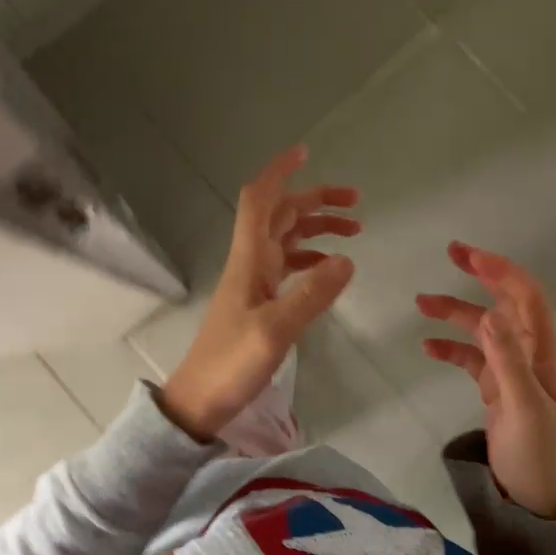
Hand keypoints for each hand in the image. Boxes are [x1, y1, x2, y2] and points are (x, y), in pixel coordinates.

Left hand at [159, 145, 360, 441]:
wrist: (199, 402)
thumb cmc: (231, 363)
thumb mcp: (276, 330)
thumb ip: (312, 294)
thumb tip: (348, 258)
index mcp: (250, 259)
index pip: (260, 199)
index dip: (279, 171)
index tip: (305, 152)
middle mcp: (251, 262)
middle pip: (281, 213)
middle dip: (316, 199)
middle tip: (356, 201)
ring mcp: (254, 281)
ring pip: (287, 237)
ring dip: (317, 226)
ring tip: (355, 230)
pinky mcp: (259, 301)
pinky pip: (289, 264)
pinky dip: (312, 256)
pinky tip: (332, 266)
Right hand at [417, 242, 555, 519]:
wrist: (538, 503)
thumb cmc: (538, 454)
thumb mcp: (524, 408)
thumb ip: (508, 360)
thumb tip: (490, 313)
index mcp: (544, 352)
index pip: (526, 296)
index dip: (502, 271)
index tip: (470, 256)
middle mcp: (530, 353)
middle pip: (507, 302)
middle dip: (482, 275)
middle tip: (452, 252)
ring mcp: (513, 370)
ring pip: (484, 328)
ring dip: (456, 312)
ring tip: (420, 302)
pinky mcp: (497, 389)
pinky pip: (472, 358)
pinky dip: (452, 347)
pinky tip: (428, 346)